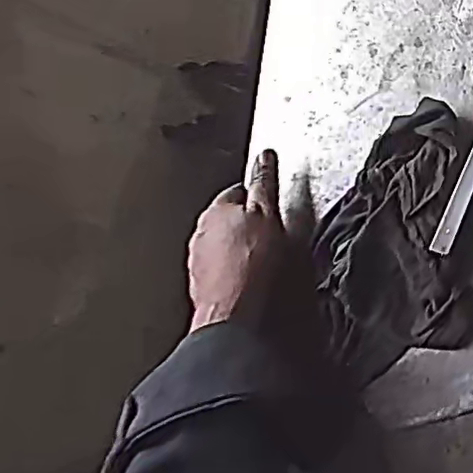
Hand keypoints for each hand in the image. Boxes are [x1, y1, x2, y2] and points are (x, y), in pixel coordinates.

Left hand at [187, 150, 284, 330]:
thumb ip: (264, 183)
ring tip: (264, 259)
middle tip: (273, 232)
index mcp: (216, 210)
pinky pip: (222, 268)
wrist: (234, 316)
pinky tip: (251, 278)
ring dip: (240, 247)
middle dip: (248, 222)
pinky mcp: (201, 286)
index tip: (273, 202)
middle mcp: (200, 233)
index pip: (239, 190)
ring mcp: (198, 261)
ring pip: (224, 244)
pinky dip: (234, 269)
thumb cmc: (254, 263)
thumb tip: (264, 157)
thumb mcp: (268, 213)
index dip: (260, 195)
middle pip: (230, 217)